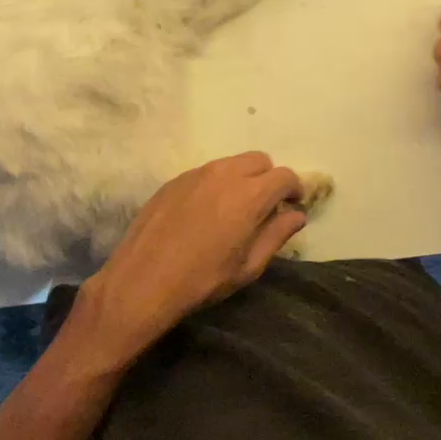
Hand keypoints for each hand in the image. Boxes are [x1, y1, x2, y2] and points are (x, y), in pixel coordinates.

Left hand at [70, 153, 305, 363]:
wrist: (144, 279)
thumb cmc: (203, 279)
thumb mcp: (248, 266)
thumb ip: (276, 235)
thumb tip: (296, 215)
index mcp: (249, 195)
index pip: (284, 176)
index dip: (294, 189)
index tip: (293, 205)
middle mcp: (224, 174)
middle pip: (259, 160)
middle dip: (269, 178)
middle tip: (266, 206)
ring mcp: (196, 174)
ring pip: (231, 163)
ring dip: (242, 178)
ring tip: (235, 209)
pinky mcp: (174, 180)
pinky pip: (205, 172)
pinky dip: (216, 184)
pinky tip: (206, 212)